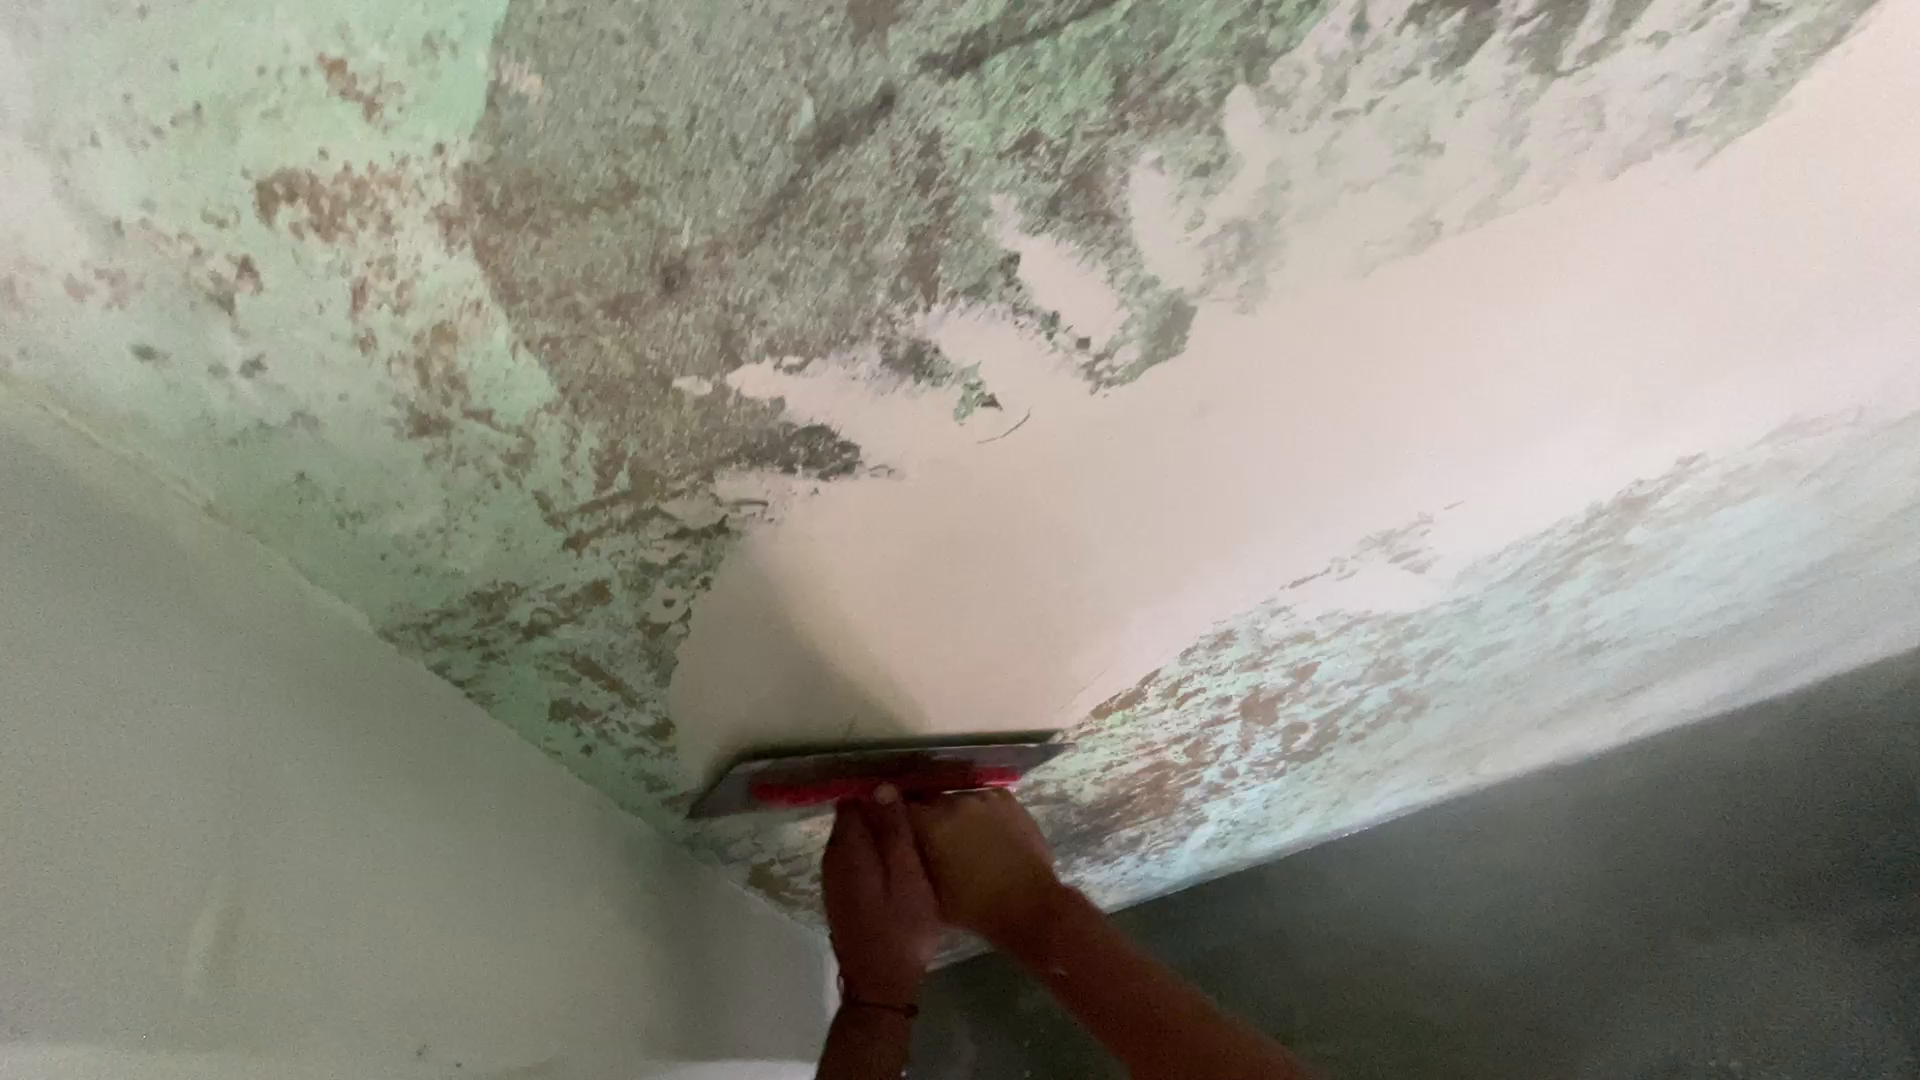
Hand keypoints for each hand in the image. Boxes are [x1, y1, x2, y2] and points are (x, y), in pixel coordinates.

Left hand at [822, 786, 941, 1005]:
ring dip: (876, 832)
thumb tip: (881, 786)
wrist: (880, 986)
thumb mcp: (907, 874)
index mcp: (847, 847)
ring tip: (910, 832)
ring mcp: (834, 877)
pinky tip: (895, 860)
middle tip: (913, 812)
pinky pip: (854, 857)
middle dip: (877, 810)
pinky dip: (872, 852)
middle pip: (852, 818)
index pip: (852, 799)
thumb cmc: (901, 927)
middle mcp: (832, 856)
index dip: (876, 790)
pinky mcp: (841, 894)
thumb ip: (894, 829)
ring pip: (853, 838)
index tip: (904, 789)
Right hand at [908, 789, 1068, 948]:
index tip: (905, 832)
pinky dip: (983, 813)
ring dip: (958, 815)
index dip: (902, 820)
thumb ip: (912, 860)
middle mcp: (955, 802)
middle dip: (931, 818)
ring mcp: (983, 797)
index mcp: (931, 824)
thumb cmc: (973, 907)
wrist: (1027, 904)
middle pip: (932, 802)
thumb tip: (904, 842)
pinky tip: (990, 833)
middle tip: (938, 841)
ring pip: (960, 800)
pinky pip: (985, 800)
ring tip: (968, 839)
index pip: (904, 809)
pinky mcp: (1007, 798)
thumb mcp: (929, 891)